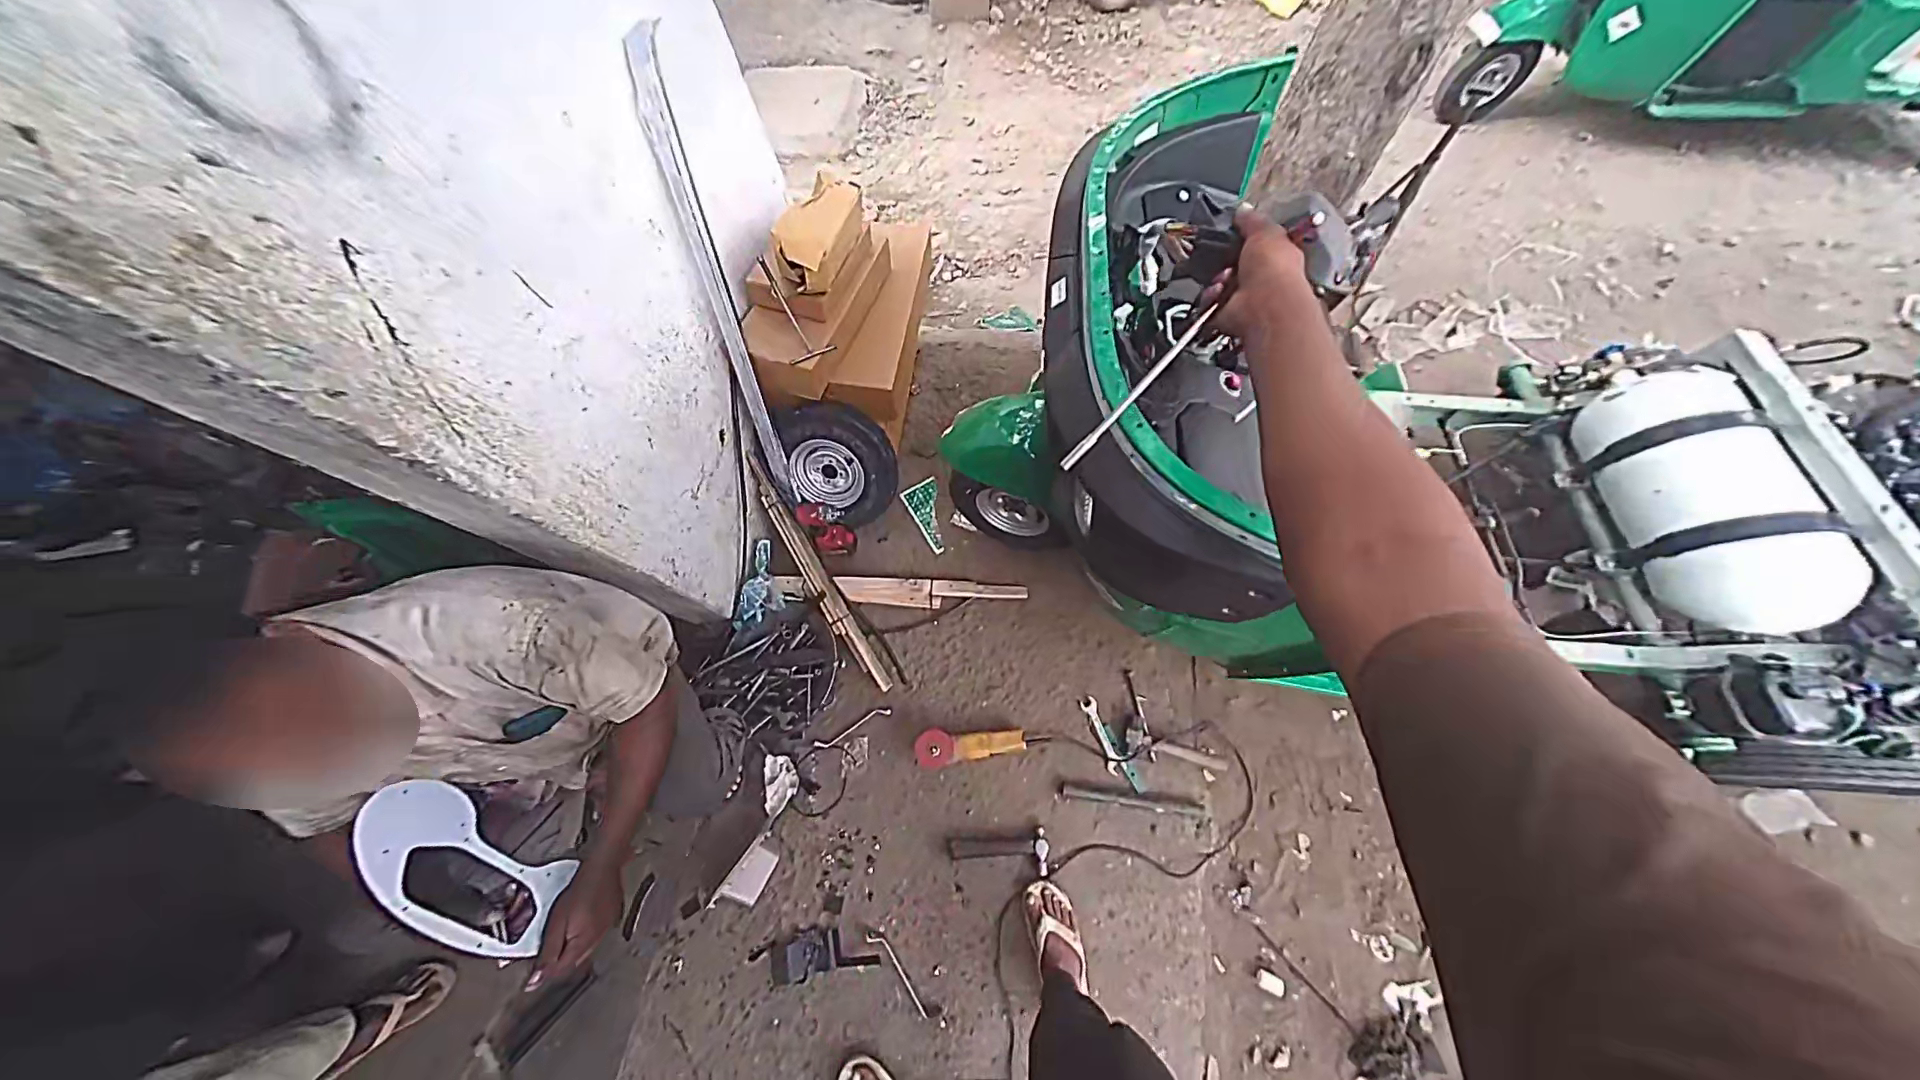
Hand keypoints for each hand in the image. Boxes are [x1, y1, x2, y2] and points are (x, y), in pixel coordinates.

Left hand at [527, 867, 621, 990]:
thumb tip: (536, 981)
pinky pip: (594, 938)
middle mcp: (597, 941)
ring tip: (561, 934)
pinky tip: (579, 924)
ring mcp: (606, 930)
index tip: (531, 971)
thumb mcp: (556, 923)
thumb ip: (547, 953)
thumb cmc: (579, 890)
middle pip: (572, 963)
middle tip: (545, 947)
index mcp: (582, 945)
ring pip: (584, 951)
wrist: (604, 867)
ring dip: (570, 950)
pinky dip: (583, 938)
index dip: (543, 973)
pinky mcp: (611, 919)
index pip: (559, 971)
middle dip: (557, 961)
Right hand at [1199, 208, 1314, 343]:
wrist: (1262, 306)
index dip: (1241, 239)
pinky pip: (1207, 302)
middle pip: (1231, 264)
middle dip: (1223, 261)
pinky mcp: (1225, 314)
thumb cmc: (1273, 270)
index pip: (1254, 244)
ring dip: (1216, 279)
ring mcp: (1243, 298)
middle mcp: (1260, 279)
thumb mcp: (1264, 232)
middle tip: (1223, 258)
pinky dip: (1210, 297)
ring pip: (1216, 283)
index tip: (1229, 233)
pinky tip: (1219, 293)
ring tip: (1224, 278)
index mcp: (1276, 256)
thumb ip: (1251, 220)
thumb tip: (1242, 210)